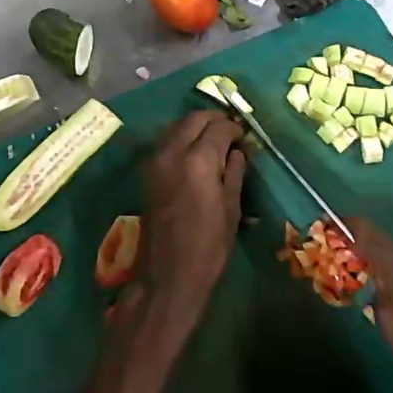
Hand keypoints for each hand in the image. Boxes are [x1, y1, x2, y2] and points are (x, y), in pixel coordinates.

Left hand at [139, 111, 247, 310]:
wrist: (168, 273)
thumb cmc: (208, 246)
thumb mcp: (231, 208)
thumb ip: (234, 172)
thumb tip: (238, 151)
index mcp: (198, 160)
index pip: (218, 127)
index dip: (234, 128)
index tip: (244, 136)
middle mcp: (172, 151)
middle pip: (194, 119)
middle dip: (214, 120)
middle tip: (231, 132)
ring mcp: (155, 158)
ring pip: (177, 126)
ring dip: (195, 126)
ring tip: (214, 140)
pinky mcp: (147, 169)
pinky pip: (166, 140)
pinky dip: (181, 137)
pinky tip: (195, 152)